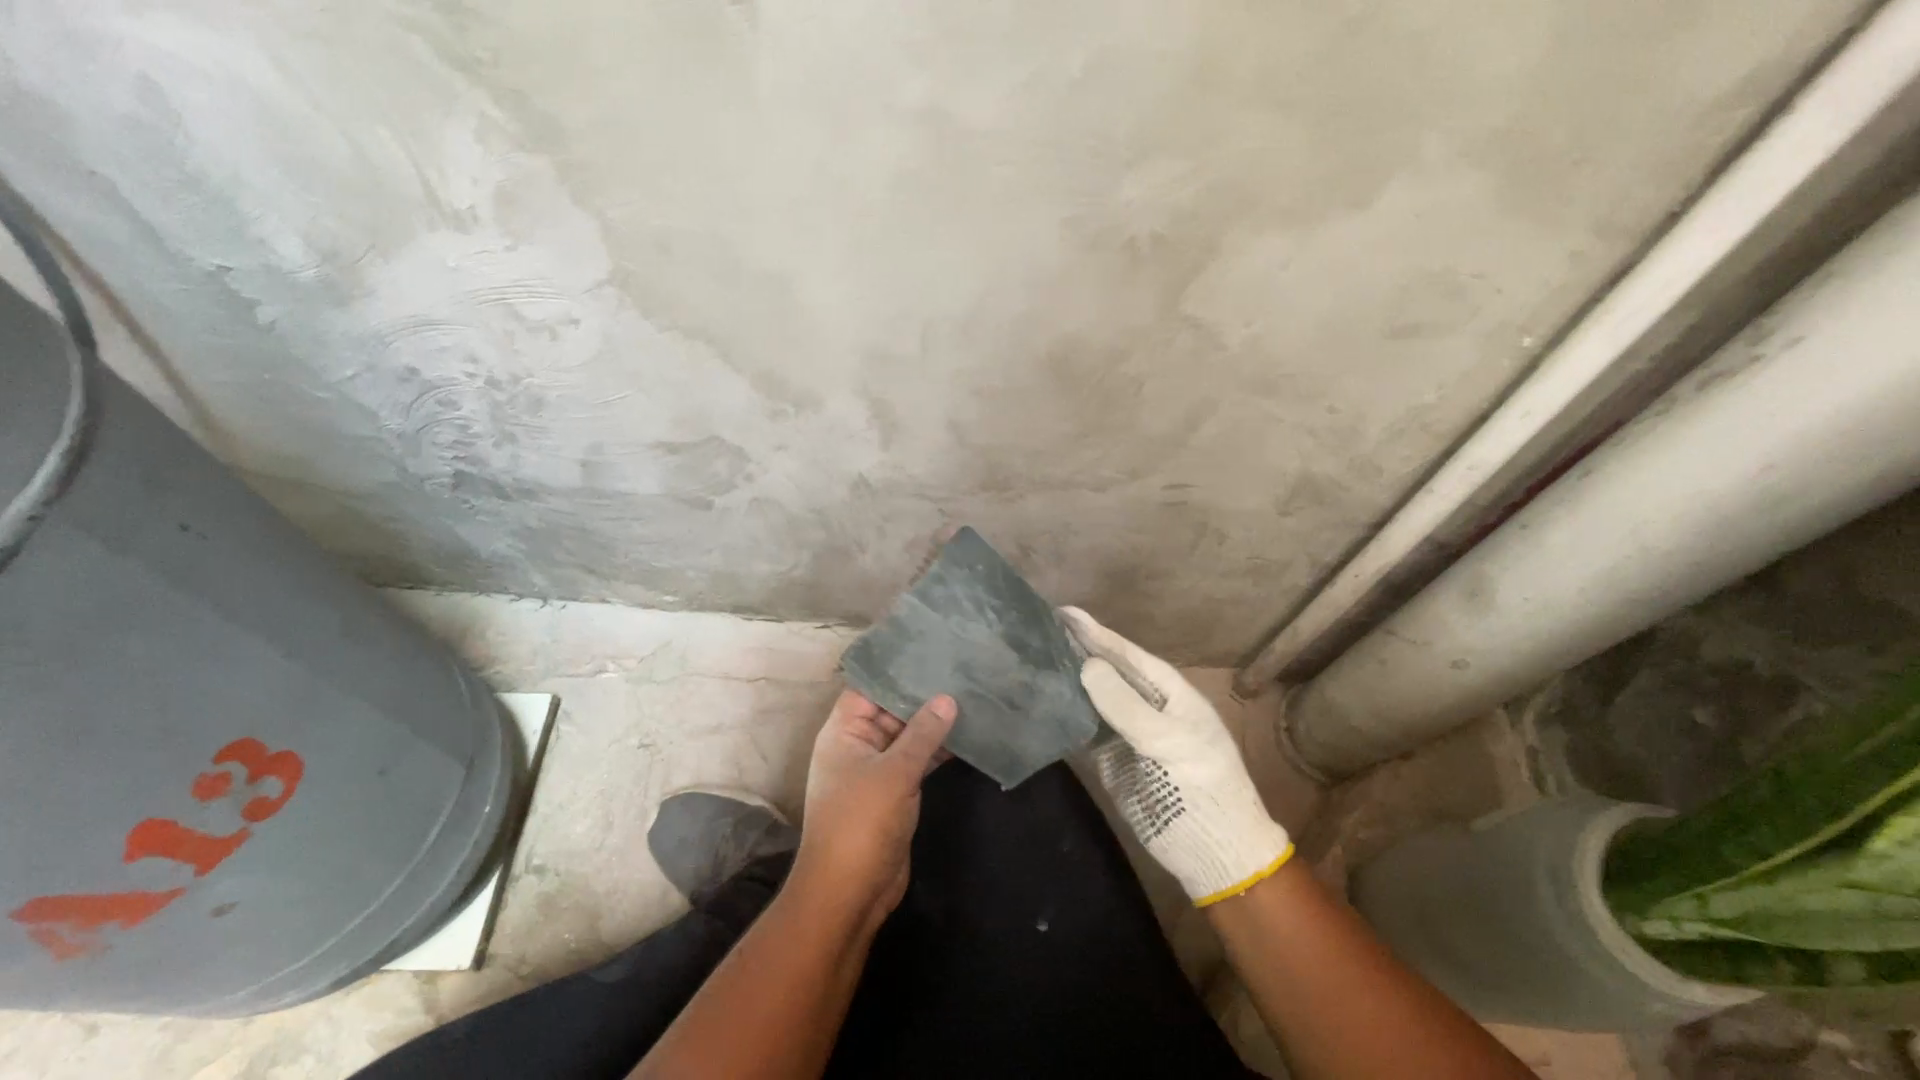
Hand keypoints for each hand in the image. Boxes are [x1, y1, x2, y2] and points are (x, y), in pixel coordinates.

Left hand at [792, 689, 956, 927]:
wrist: (850, 891)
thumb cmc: (861, 822)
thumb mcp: (894, 772)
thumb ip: (923, 734)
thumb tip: (947, 698)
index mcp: (843, 732)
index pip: (868, 687)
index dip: (896, 669)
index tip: (931, 648)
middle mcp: (857, 745)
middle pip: (890, 709)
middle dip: (922, 693)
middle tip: (962, 668)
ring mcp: (876, 771)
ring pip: (907, 736)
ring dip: (934, 723)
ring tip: (972, 694)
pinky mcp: (894, 793)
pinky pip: (916, 761)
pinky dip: (937, 751)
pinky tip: (968, 736)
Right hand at [1058, 607, 1292, 905]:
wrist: (1214, 852)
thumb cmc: (1202, 788)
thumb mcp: (1169, 742)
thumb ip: (1126, 705)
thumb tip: (1086, 665)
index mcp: (1170, 694)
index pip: (1127, 655)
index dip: (1096, 634)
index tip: (1062, 611)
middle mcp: (1147, 708)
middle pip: (1107, 674)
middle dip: (1077, 651)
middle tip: (1037, 628)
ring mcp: (1128, 736)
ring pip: (1092, 702)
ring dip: (1065, 684)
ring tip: (1030, 659)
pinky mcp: (1112, 764)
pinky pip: (1084, 734)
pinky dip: (1063, 720)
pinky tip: (1039, 705)